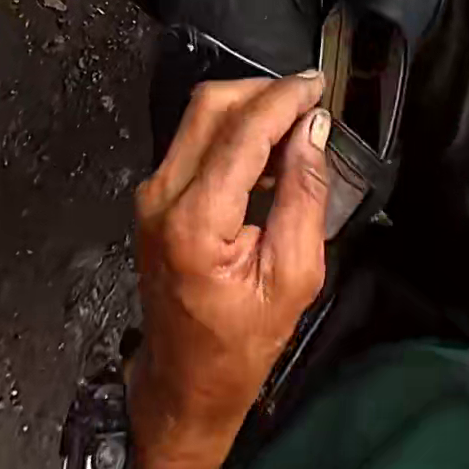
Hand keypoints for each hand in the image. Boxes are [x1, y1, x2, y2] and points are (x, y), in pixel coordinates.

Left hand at [129, 74, 332, 468]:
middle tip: (308, 99)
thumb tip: (313, 129)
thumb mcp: (295, 276)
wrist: (183, 382)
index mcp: (195, 221)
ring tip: (294, 125)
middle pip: (211, 106)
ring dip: (250, 107)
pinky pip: (195, 137)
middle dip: (264, 91)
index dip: (283, 99)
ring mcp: (152, 191)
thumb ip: (304, 194)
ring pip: (201, 115)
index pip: (242, 133)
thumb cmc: (241, 344)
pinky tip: (268, 148)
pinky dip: (235, 129)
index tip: (316, 85)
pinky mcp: (155, 192)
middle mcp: (162, 195)